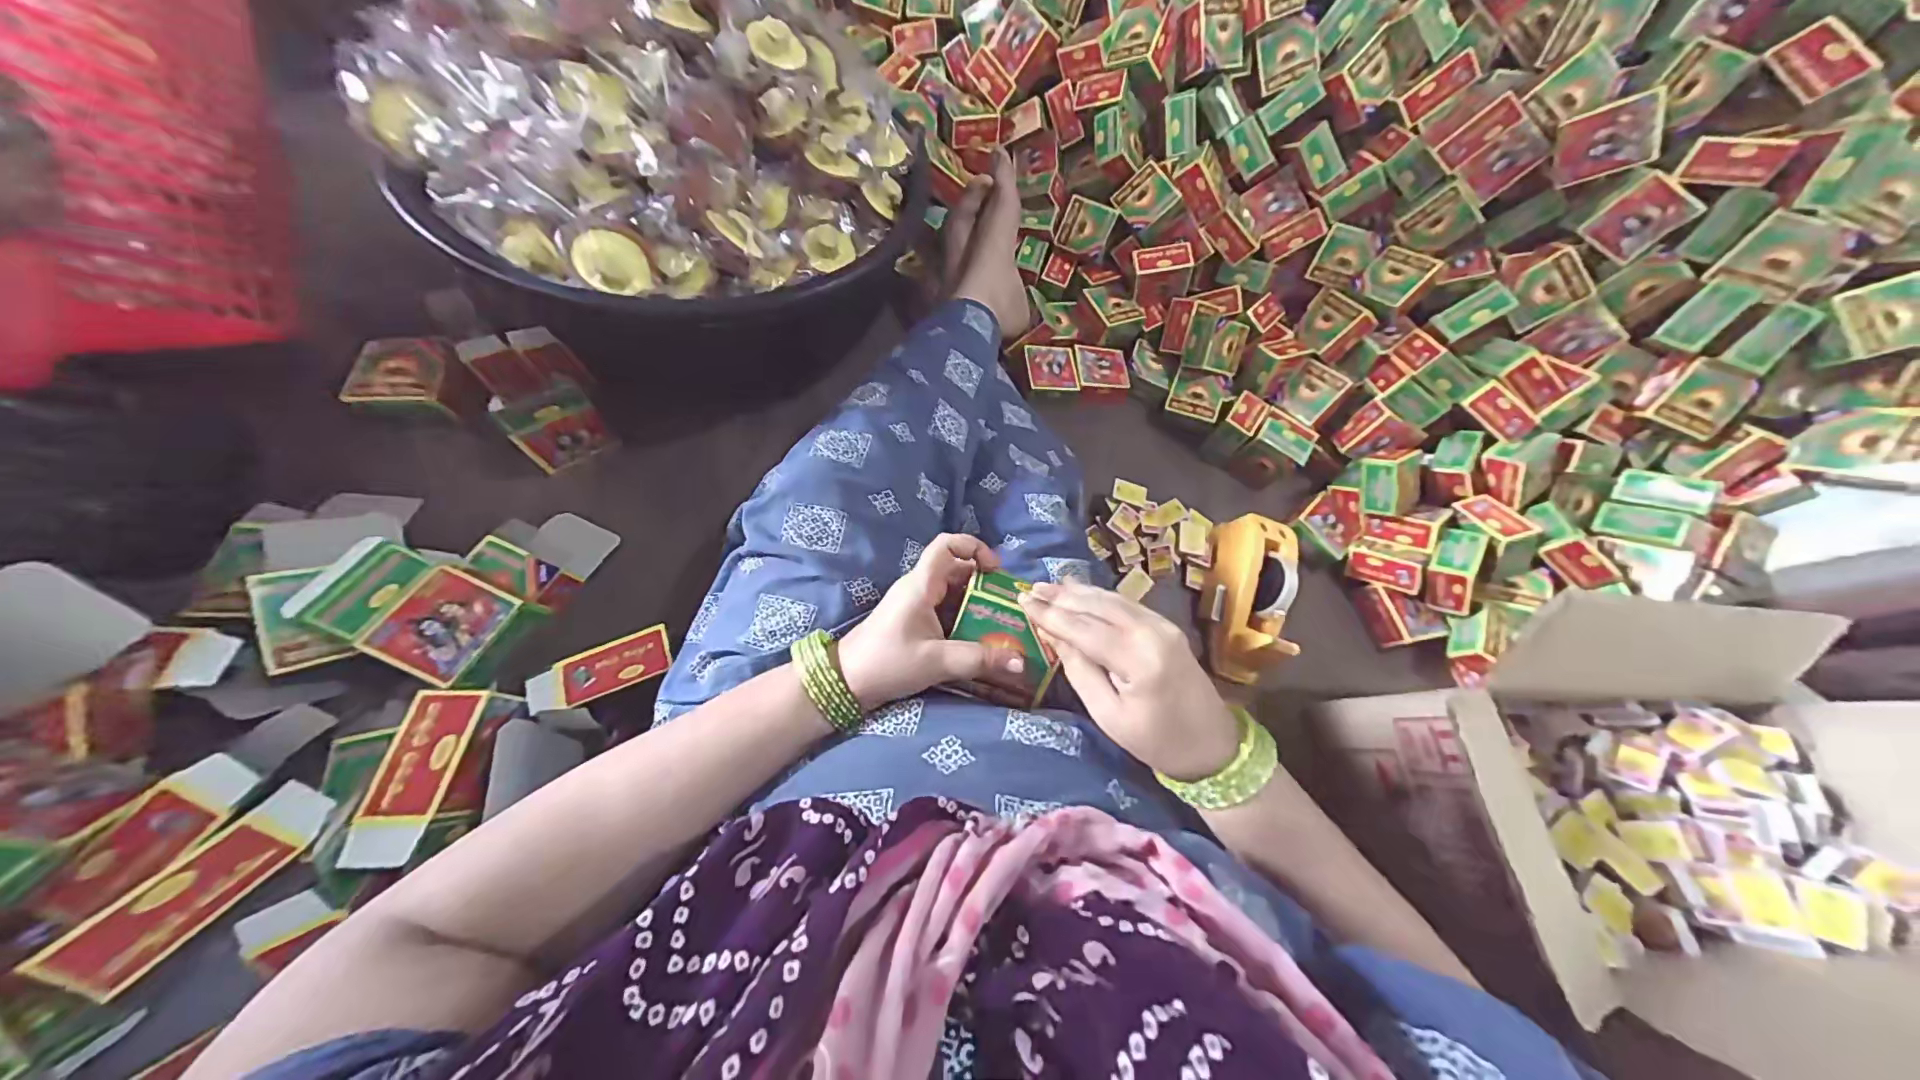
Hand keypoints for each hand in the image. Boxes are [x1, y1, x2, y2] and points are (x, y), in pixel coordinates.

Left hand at [835, 534, 1026, 711]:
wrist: (847, 682)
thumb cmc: (888, 662)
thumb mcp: (937, 661)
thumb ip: (979, 660)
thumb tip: (1020, 662)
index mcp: (921, 585)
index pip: (947, 545)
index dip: (974, 548)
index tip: (996, 570)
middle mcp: (918, 588)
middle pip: (956, 570)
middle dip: (984, 583)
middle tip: (1007, 604)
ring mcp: (915, 604)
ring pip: (952, 592)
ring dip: (976, 604)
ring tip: (999, 623)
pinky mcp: (913, 621)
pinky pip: (944, 609)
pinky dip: (963, 618)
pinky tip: (978, 638)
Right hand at [1019, 581, 1239, 780]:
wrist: (1212, 746)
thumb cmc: (1155, 741)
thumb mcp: (1108, 714)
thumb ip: (1079, 669)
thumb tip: (1051, 632)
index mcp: (1138, 659)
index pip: (1083, 628)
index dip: (1050, 613)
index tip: (1021, 601)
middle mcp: (1152, 632)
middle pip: (1097, 606)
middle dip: (1061, 596)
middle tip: (1029, 588)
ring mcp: (1162, 625)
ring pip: (1112, 600)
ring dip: (1078, 592)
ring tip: (1047, 586)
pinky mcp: (1166, 626)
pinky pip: (1126, 604)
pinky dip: (1099, 597)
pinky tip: (1081, 592)